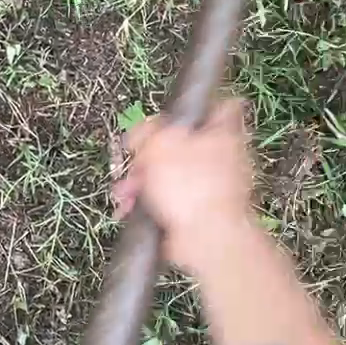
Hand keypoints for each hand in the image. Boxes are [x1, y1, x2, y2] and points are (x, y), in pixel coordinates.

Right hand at [113, 98, 261, 276]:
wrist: (206, 238)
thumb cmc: (191, 186)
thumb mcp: (159, 146)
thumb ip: (148, 131)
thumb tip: (141, 130)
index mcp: (220, 133)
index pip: (217, 106)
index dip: (194, 107)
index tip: (171, 115)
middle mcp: (220, 158)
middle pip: (180, 144)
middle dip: (148, 155)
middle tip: (135, 162)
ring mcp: (209, 186)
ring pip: (168, 174)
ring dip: (140, 182)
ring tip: (124, 192)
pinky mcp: (197, 211)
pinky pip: (167, 199)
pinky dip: (146, 202)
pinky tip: (129, 208)